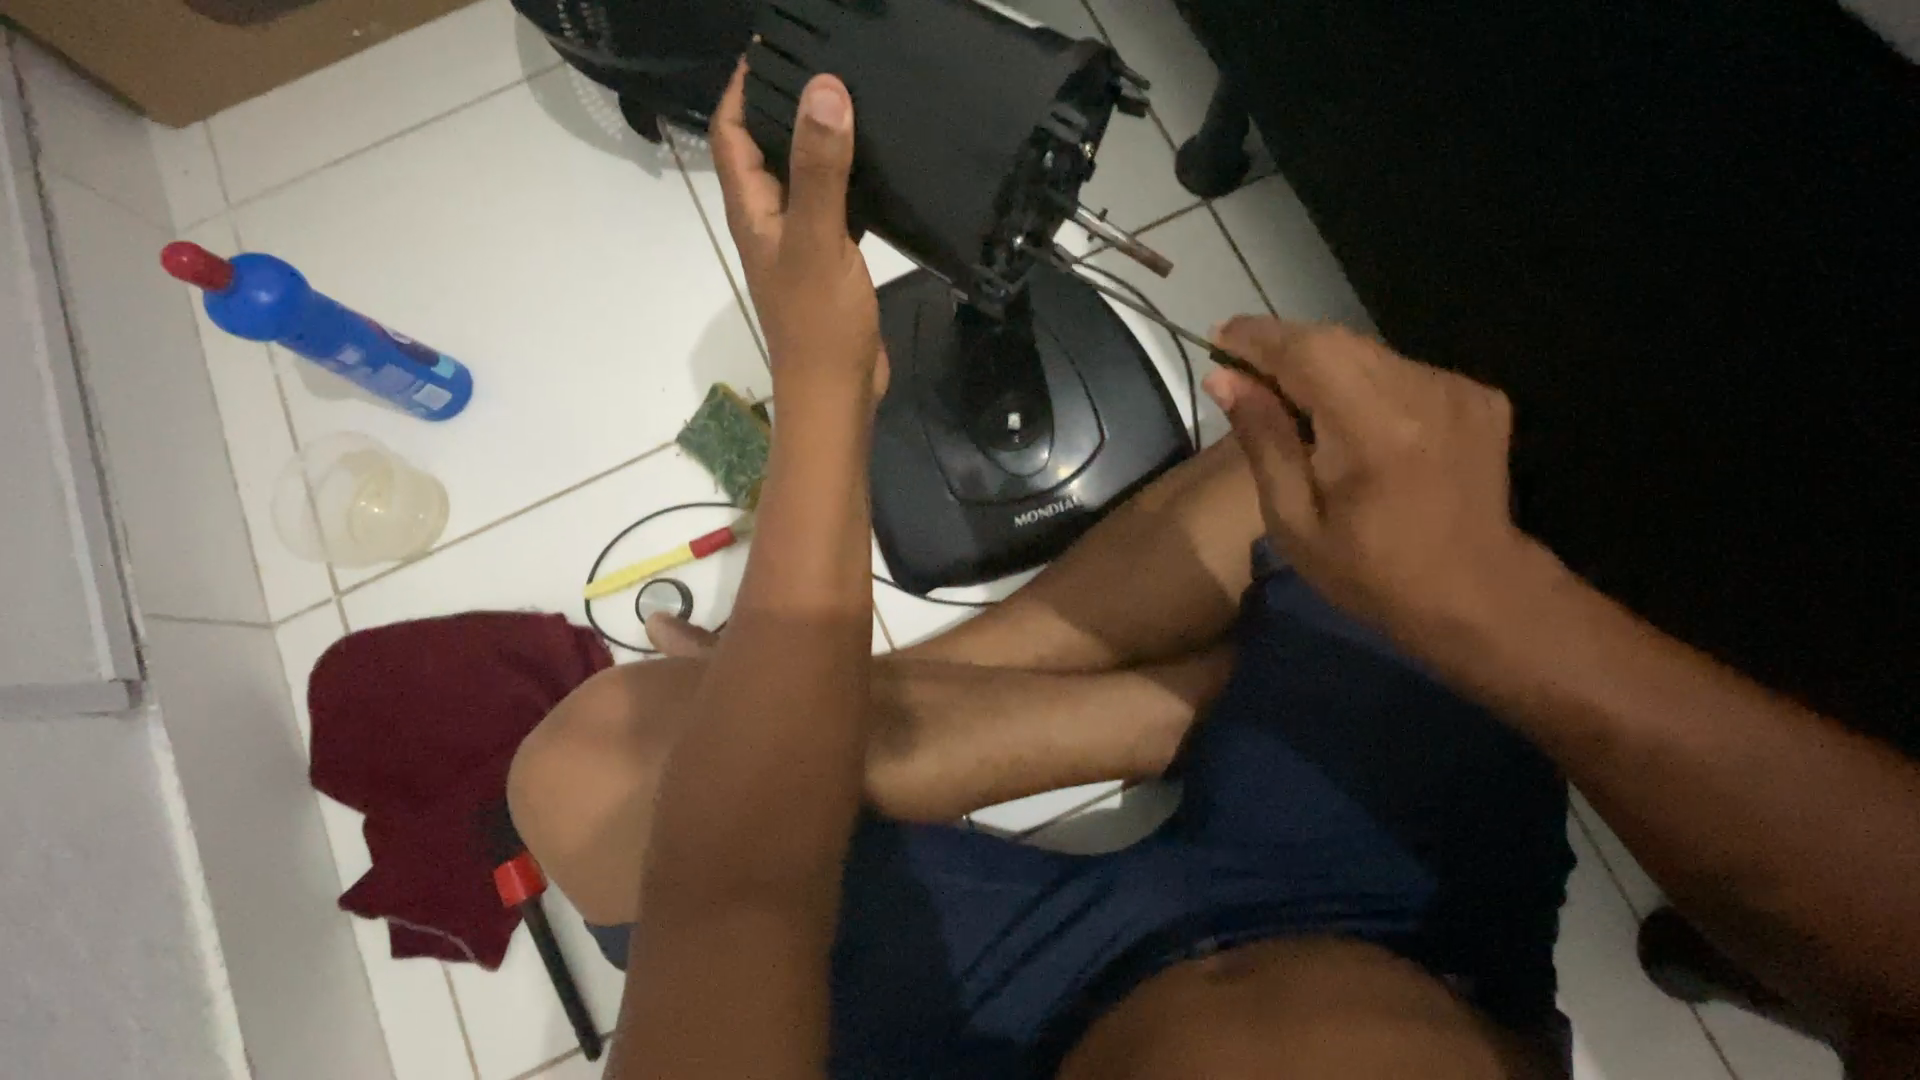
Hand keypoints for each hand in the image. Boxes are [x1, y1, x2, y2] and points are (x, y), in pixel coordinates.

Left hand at [709, 62, 886, 403]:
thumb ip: (819, 169)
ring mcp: (799, 244)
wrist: (837, 392)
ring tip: (855, 106)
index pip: (731, 132)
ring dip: (819, 144)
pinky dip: (848, 184)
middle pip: (765, 150)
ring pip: (803, 179)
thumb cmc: (819, 322)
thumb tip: (823, 89)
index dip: (743, 87)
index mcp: (753, 210)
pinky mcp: (829, 263)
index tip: (774, 49)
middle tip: (827, 67)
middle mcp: (770, 221)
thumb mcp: (817, 238)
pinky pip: (833, 209)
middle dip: (785, 107)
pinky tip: (877, 170)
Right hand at [1204, 316, 1548, 641]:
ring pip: (1367, 352)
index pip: (1309, 352)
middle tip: (1241, 368)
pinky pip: (1399, 370)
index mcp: (1376, 431)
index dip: (1259, 338)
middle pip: (1338, 341)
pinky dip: (1360, 381)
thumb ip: (1263, 441)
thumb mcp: (1293, 521)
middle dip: (1283, 347)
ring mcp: (1458, 390)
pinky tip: (1346, 416)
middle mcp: (1424, 393)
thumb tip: (1223, 379)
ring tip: (1286, 396)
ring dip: (1319, 364)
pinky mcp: (1477, 395)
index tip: (1218, 338)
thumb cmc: (1369, 572)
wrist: (1476, 594)